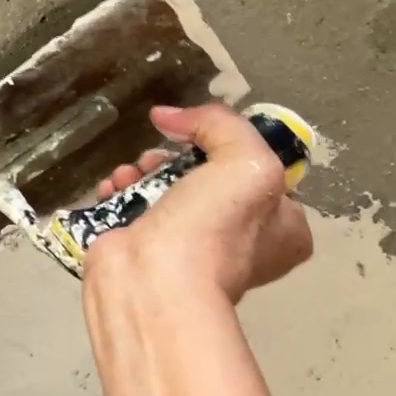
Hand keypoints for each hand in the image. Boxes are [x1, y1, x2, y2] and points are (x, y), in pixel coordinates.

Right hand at [84, 103, 311, 303]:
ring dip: (140, 171)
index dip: (224, 148)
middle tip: (154, 160)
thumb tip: (168, 116)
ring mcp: (190, 247)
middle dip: (171, 158)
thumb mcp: (245, 161)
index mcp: (283, 228)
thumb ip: (220, 124)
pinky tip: (112, 189)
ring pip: (164, 187)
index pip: (256, 172)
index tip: (196, 142)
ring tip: (126, 175)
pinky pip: (133, 204)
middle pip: (203, 175)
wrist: (154, 280)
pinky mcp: (145, 247)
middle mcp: (242, 240)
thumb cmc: (214, 228)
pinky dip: (119, 191)